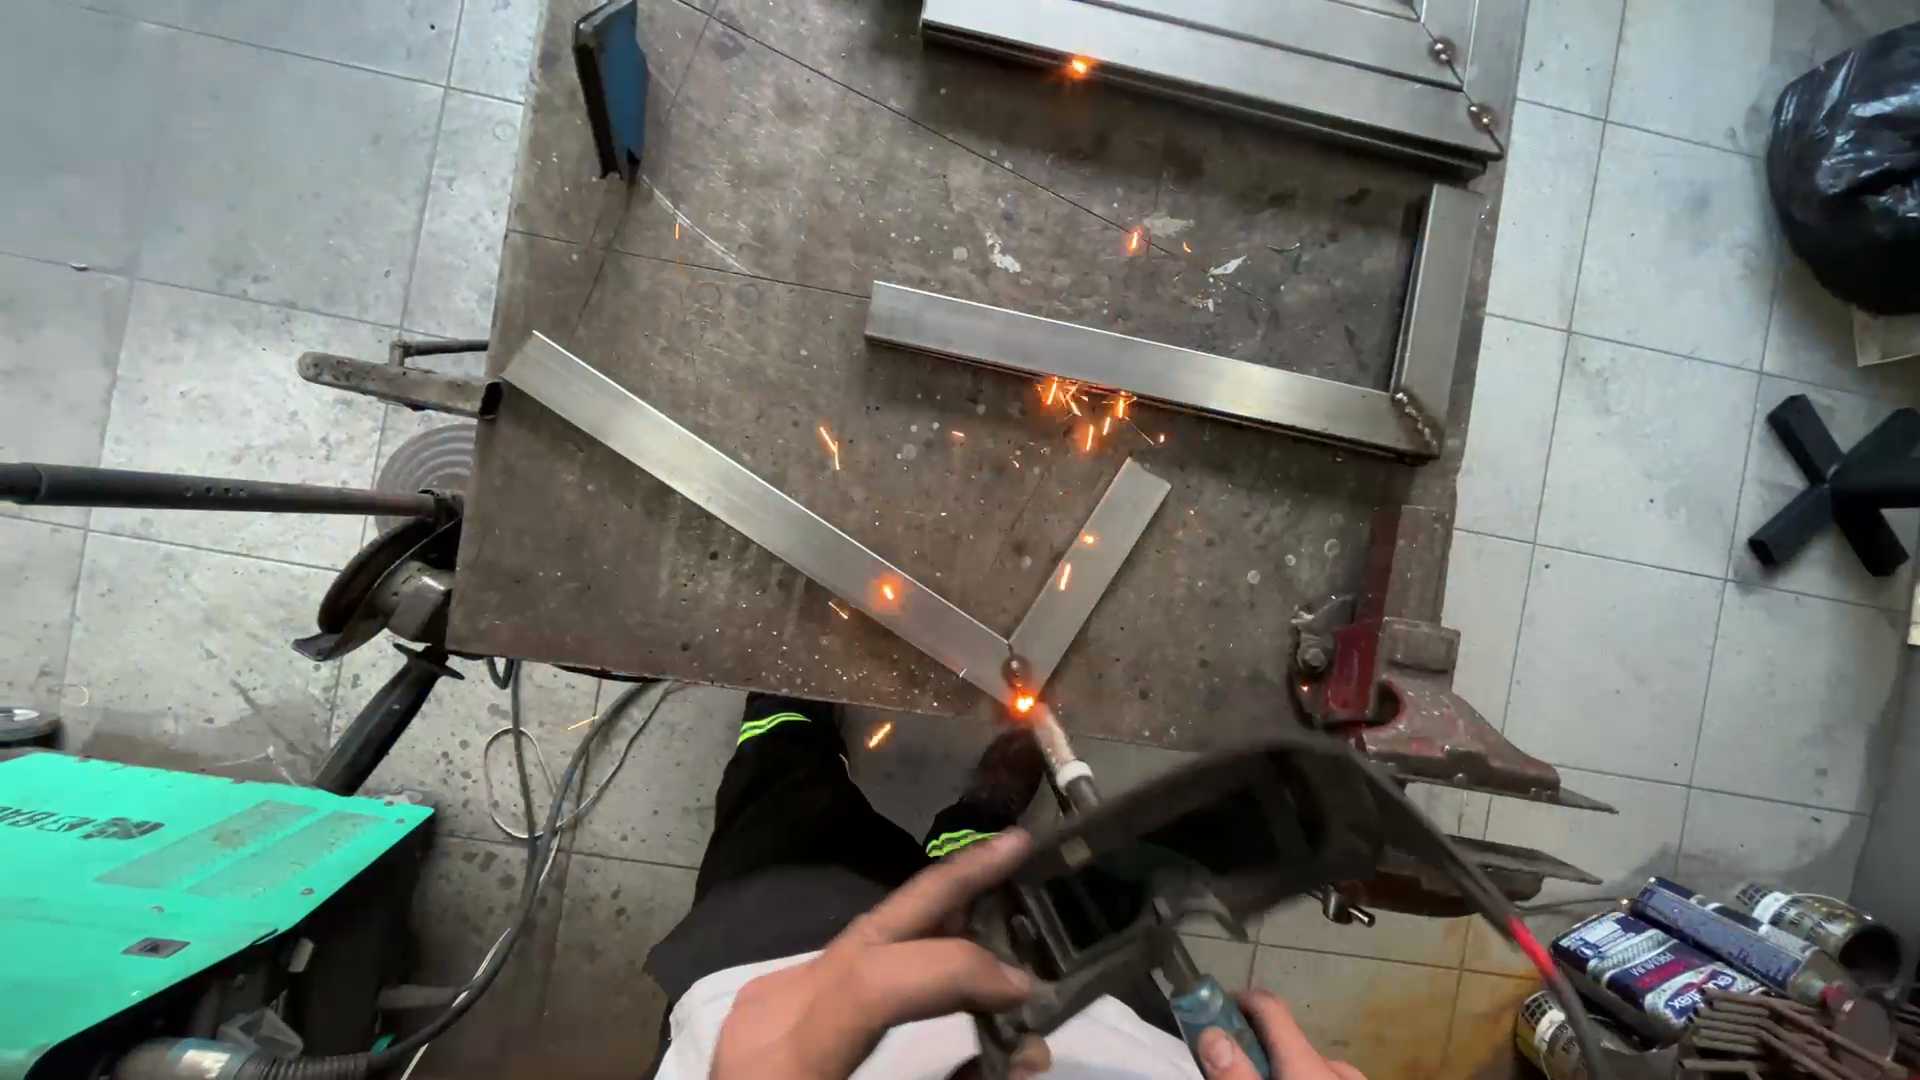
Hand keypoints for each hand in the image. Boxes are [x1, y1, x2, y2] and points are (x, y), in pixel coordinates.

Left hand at [711, 830, 1052, 1079]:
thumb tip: (1026, 1051)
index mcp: (786, 1062)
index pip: (875, 984)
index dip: (954, 971)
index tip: (1019, 987)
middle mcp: (772, 1009)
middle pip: (874, 924)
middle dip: (952, 880)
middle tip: (1016, 844)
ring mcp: (768, 993)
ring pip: (868, 931)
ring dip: (936, 907)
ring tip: (996, 882)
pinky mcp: (775, 993)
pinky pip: (855, 953)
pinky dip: (907, 940)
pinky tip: (943, 934)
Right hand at [1197, 991, 1365, 1079]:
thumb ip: (1235, 1074)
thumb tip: (1210, 1032)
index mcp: (1311, 1064)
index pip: (1269, 1005)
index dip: (1237, 1002)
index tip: (1211, 1015)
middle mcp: (1338, 1068)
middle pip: (1286, 1037)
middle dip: (1257, 1046)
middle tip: (1237, 1068)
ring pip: (1308, 1061)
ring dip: (1283, 1067)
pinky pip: (1325, 1077)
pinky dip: (1305, 1078)